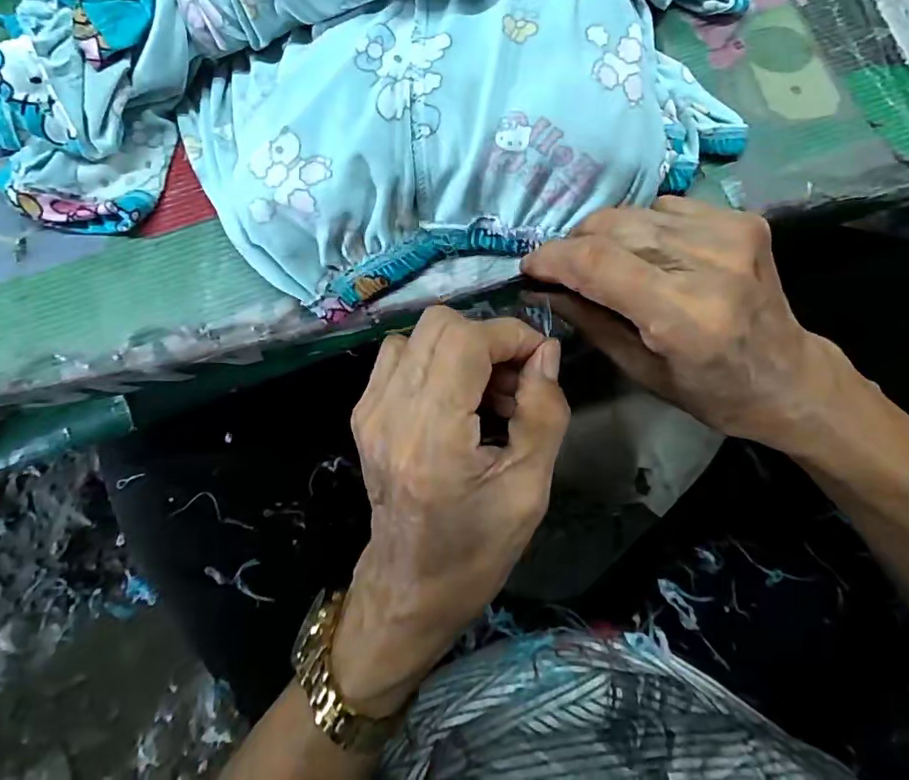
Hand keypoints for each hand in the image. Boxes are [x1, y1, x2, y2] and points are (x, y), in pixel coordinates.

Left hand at [332, 307, 568, 714]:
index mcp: (432, 437)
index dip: (510, 334)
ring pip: (417, 333)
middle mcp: (390, 412)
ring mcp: (369, 410)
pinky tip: (455, 398)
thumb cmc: (476, 549)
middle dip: (487, 336)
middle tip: (514, 379)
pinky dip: (434, 360)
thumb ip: (543, 412)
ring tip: (486, 393)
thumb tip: (546, 352)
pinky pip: (399, 355)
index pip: (465, 341)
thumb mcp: (529, 489)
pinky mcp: (362, 412)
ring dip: (460, 347)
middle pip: (438, 323)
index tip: (539, 359)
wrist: (410, 585)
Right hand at [521, 197, 859, 455]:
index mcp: (686, 316)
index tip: (530, 267)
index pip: (596, 263)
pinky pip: (663, 207)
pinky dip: (642, 226)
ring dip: (605, 235)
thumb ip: (586, 318)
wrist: (791, 378)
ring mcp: (731, 235)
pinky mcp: (742, 220)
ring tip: (605, 262)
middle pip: (611, 228)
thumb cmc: (711, 390)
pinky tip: (648, 252)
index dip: (552, 258)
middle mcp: (712, 265)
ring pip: (633, 212)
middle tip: (562, 269)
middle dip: (574, 245)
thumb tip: (537, 286)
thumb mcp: (639, 368)